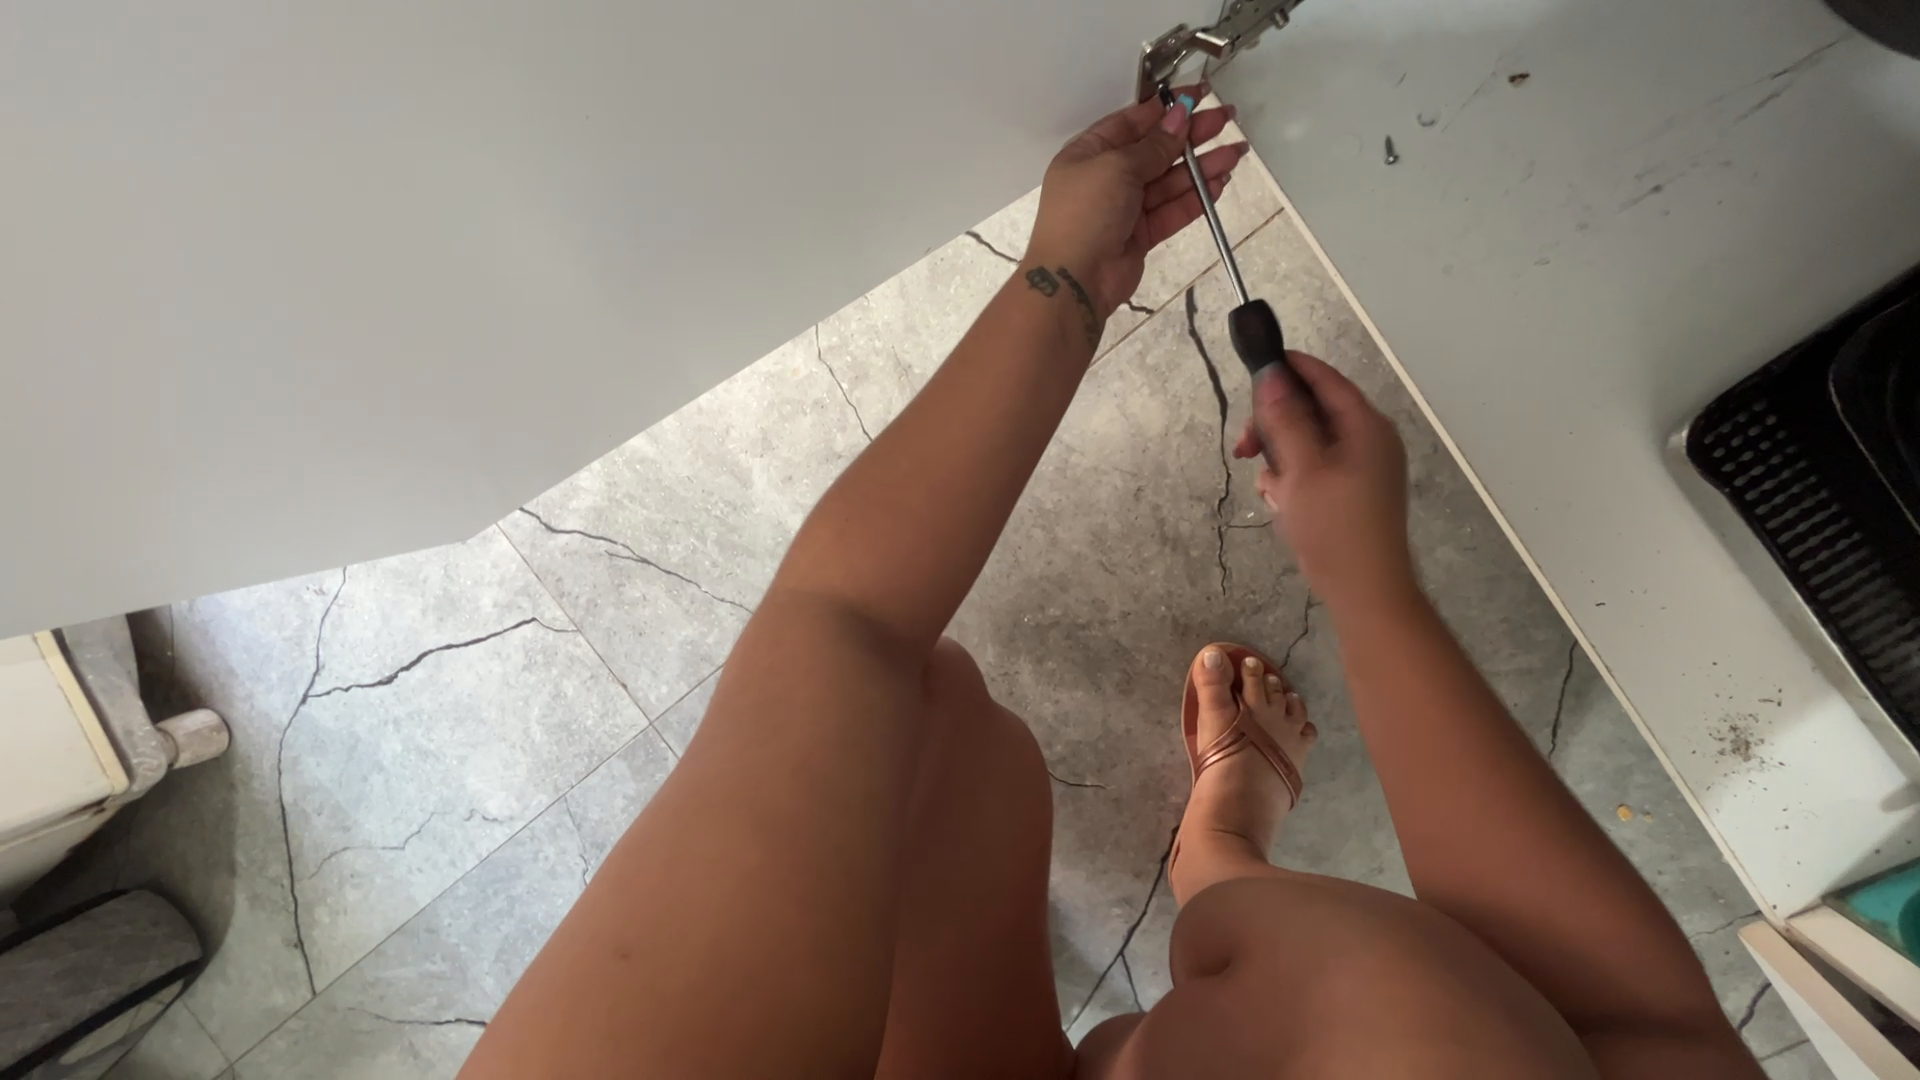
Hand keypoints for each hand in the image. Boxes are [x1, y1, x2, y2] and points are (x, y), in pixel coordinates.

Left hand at [1025, 84, 1247, 318]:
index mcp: (1088, 154)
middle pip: (1154, 151)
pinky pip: (1170, 211)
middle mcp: (1104, 179)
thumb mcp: (1116, 166)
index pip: (1131, 122)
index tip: (1199, 96)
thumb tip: (1179, 117)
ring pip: (1167, 182)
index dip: (1165, 108)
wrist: (1074, 280)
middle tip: (1226, 119)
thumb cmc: (1085, 214)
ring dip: (1201, 167)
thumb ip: (1152, 145)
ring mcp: (1122, 209)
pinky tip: (1219, 183)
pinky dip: (1194, 198)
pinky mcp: (1138, 237)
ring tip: (1235, 153)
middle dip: (1190, 135)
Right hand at [1232, 353, 1417, 613]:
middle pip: (1312, 411)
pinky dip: (1291, 478)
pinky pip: (1312, 469)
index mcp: (1365, 426)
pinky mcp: (1348, 492)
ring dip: (1278, 456)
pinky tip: (1280, 501)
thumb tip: (1271, 376)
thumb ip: (1286, 419)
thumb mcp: (1302, 468)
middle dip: (1274, 424)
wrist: (1363, 588)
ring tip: (1267, 485)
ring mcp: (1360, 468)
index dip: (1290, 368)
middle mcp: (1367, 440)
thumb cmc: (1334, 525)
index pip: (1325, 379)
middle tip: (1244, 447)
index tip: (1252, 368)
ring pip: (1307, 442)